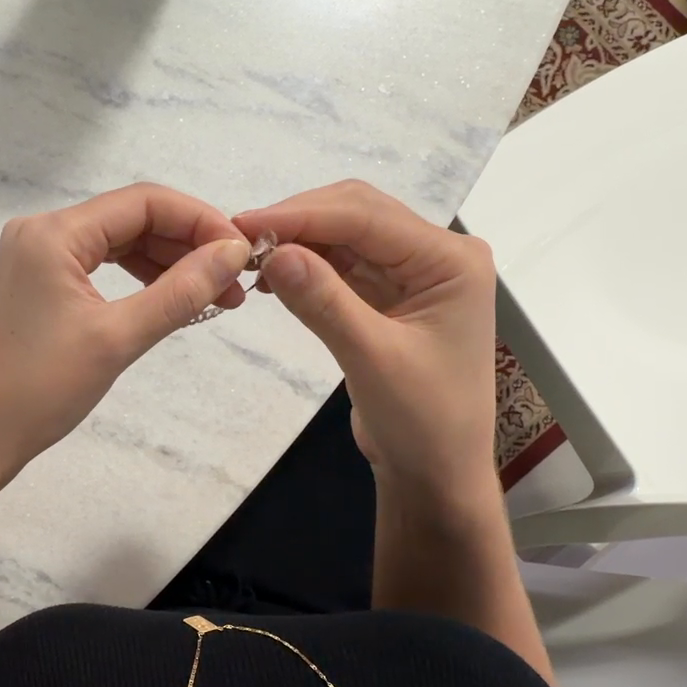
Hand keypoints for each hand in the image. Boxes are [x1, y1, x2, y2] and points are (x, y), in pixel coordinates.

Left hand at [0, 183, 251, 490]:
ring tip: (214, 296)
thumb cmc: (44, 390)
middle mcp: (40, 233)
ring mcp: (35, 258)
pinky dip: (137, 279)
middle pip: (131, 218)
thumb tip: (234, 253)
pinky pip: (99, 266)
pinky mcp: (38, 284)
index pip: (143, 202)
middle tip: (234, 284)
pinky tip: (172, 298)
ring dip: (167, 264)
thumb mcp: (118, 338)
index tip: (242, 254)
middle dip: (187, 246)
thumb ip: (180, 291)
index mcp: (53, 234)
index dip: (200, 221)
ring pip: (117, 243)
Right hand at [235, 180, 496, 495]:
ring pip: (346, 238)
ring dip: (299, 243)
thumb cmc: (420, 420)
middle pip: (358, 215)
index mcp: (448, 259)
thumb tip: (273, 253)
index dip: (302, 216)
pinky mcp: (388, 298)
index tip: (242, 224)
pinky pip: (342, 268)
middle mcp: (434, 255)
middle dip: (299, 222)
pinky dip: (307, 268)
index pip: (367, 217)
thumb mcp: (371, 358)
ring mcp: (411, 275)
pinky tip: (272, 276)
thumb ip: (324, 302)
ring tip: (248, 257)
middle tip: (238, 239)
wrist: (435, 471)